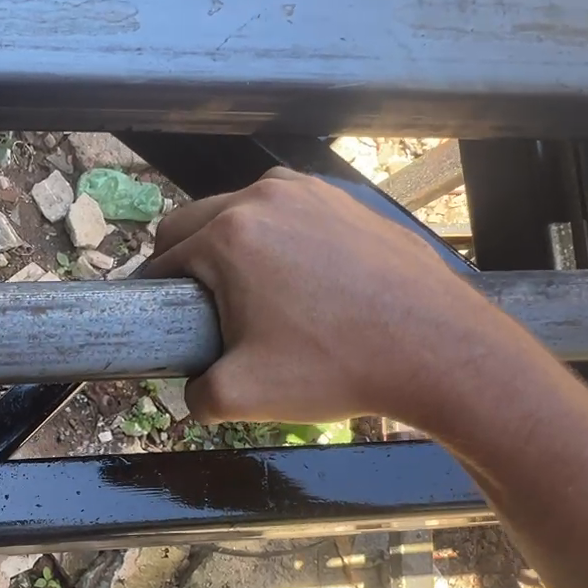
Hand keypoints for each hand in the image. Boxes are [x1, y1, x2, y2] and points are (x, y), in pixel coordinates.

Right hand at [146, 167, 537, 427]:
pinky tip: (292, 280)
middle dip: (181, 263)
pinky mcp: (348, 199)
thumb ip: (192, 395)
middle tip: (193, 312)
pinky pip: (287, 212)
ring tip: (242, 294)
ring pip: (240, 210)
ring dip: (224, 244)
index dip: (151, 294)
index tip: (159, 322)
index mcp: (229, 234)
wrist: (435, 348)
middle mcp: (266, 196)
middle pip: (193, 222)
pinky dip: (272, 237)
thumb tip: (191, 388)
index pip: (162, 257)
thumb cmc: (331, 367)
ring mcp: (312, 191)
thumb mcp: (239, 396)